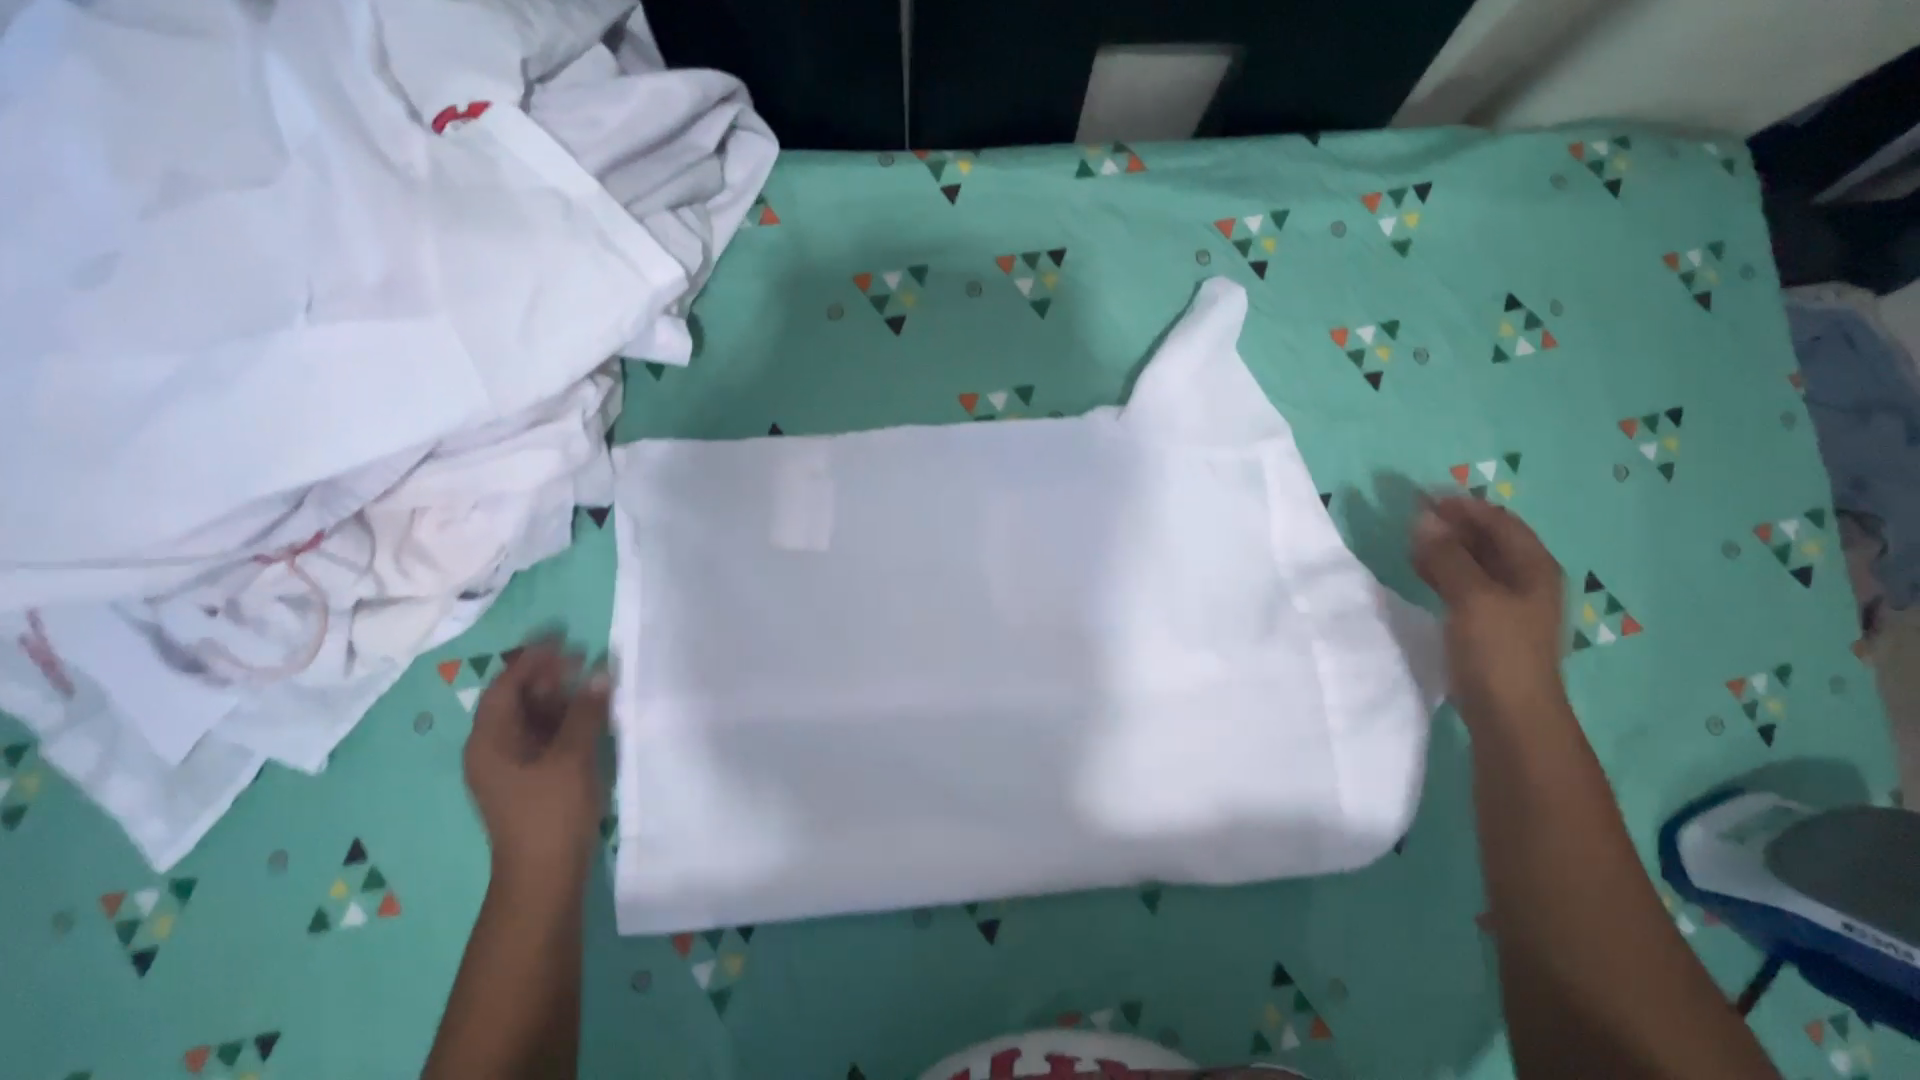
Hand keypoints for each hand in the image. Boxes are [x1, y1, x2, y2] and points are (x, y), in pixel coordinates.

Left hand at [463, 639, 609, 889]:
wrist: (544, 879)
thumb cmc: (551, 815)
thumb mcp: (572, 758)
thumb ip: (585, 712)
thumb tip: (600, 672)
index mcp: (489, 741)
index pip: (506, 686)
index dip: (534, 659)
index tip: (565, 638)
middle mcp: (492, 750)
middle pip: (517, 700)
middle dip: (550, 676)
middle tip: (586, 658)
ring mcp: (511, 768)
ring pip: (533, 719)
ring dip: (561, 699)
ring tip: (595, 683)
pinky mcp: (530, 781)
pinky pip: (544, 739)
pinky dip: (565, 722)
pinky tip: (592, 716)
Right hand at [1411, 496, 1566, 724]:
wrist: (1511, 718)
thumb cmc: (1498, 653)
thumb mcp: (1472, 598)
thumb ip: (1447, 557)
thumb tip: (1424, 519)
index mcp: (1533, 568)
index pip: (1498, 521)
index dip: (1463, 505)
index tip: (1423, 495)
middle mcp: (1525, 581)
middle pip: (1488, 540)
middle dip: (1453, 525)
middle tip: (1412, 515)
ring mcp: (1507, 607)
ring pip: (1474, 564)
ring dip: (1446, 548)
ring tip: (1411, 541)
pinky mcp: (1488, 628)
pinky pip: (1464, 587)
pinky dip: (1443, 573)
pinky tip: (1421, 573)